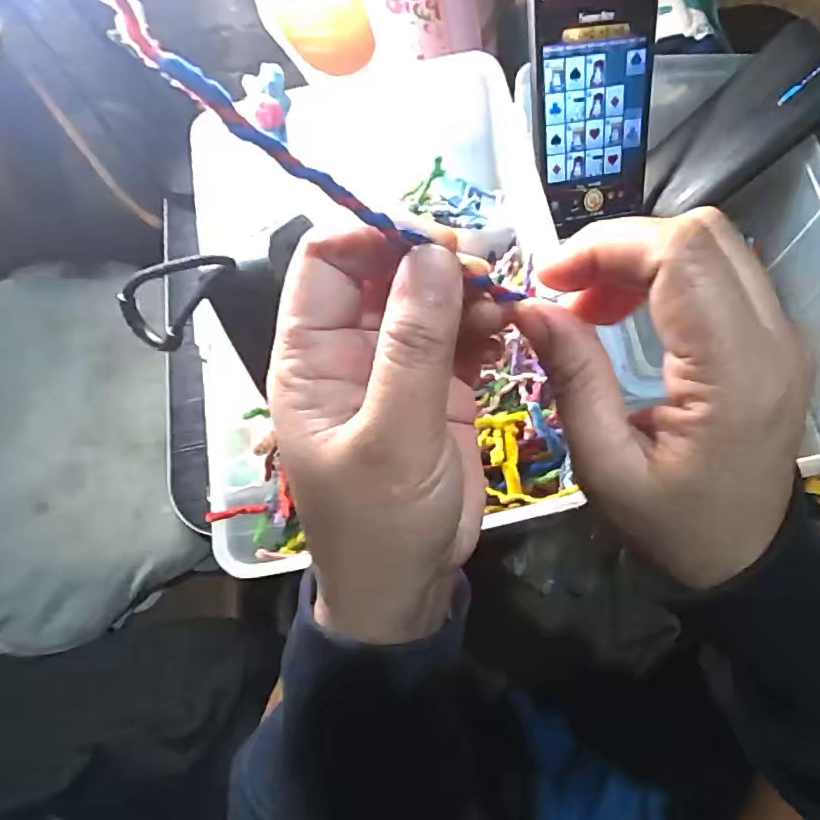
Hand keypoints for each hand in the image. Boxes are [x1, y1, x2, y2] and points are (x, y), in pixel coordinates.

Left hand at [269, 225, 505, 642]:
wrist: (409, 586)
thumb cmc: (382, 522)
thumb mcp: (393, 437)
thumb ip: (413, 347)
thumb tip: (432, 255)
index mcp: (312, 358)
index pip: (326, 262)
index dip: (372, 234)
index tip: (432, 237)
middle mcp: (351, 353)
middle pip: (384, 273)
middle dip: (431, 260)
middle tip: (484, 268)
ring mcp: (400, 370)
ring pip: (429, 301)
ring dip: (466, 290)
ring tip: (503, 302)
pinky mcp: (440, 390)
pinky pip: (461, 337)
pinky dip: (485, 323)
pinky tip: (508, 325)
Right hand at [515, 209, 811, 588]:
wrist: (744, 558)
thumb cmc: (673, 527)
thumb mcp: (606, 465)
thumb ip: (573, 377)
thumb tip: (531, 307)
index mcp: (736, 371)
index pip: (682, 253)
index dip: (607, 246)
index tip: (550, 279)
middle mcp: (775, 339)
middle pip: (703, 234)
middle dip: (621, 247)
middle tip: (568, 293)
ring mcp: (785, 335)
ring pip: (714, 246)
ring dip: (642, 260)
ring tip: (591, 307)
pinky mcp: (777, 341)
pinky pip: (721, 276)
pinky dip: (666, 278)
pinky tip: (627, 314)